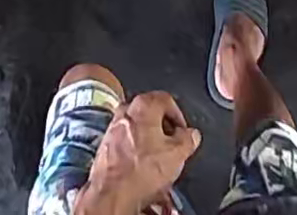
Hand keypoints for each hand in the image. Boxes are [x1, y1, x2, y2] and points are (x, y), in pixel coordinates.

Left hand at [74, 92, 199, 214]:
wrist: (111, 195)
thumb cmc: (139, 171)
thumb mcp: (177, 154)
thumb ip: (188, 139)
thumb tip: (191, 135)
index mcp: (145, 104)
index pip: (168, 101)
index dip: (179, 118)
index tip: (183, 133)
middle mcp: (126, 110)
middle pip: (152, 115)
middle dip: (164, 131)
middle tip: (172, 147)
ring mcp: (113, 128)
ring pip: (138, 130)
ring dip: (150, 143)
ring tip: (157, 161)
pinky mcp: (105, 146)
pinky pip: (126, 144)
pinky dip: (135, 152)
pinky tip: (141, 168)